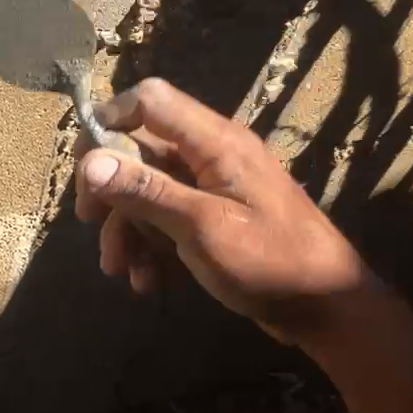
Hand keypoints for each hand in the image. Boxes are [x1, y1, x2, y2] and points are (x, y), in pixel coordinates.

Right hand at [72, 78, 377, 345]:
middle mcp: (208, 154)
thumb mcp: (200, 228)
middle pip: (135, 149)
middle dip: (108, 189)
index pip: (148, 100)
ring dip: (123, 228)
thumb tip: (88, 161)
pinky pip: (159, 216)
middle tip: (89, 220)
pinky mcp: (207, 214)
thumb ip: (145, 191)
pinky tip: (145, 279)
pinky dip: (145, 245)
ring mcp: (208, 185)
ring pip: (141, 190)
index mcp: (215, 143)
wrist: (327, 312)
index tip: (85, 164)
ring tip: (119, 269)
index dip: (110, 120)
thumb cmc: (271, 263)